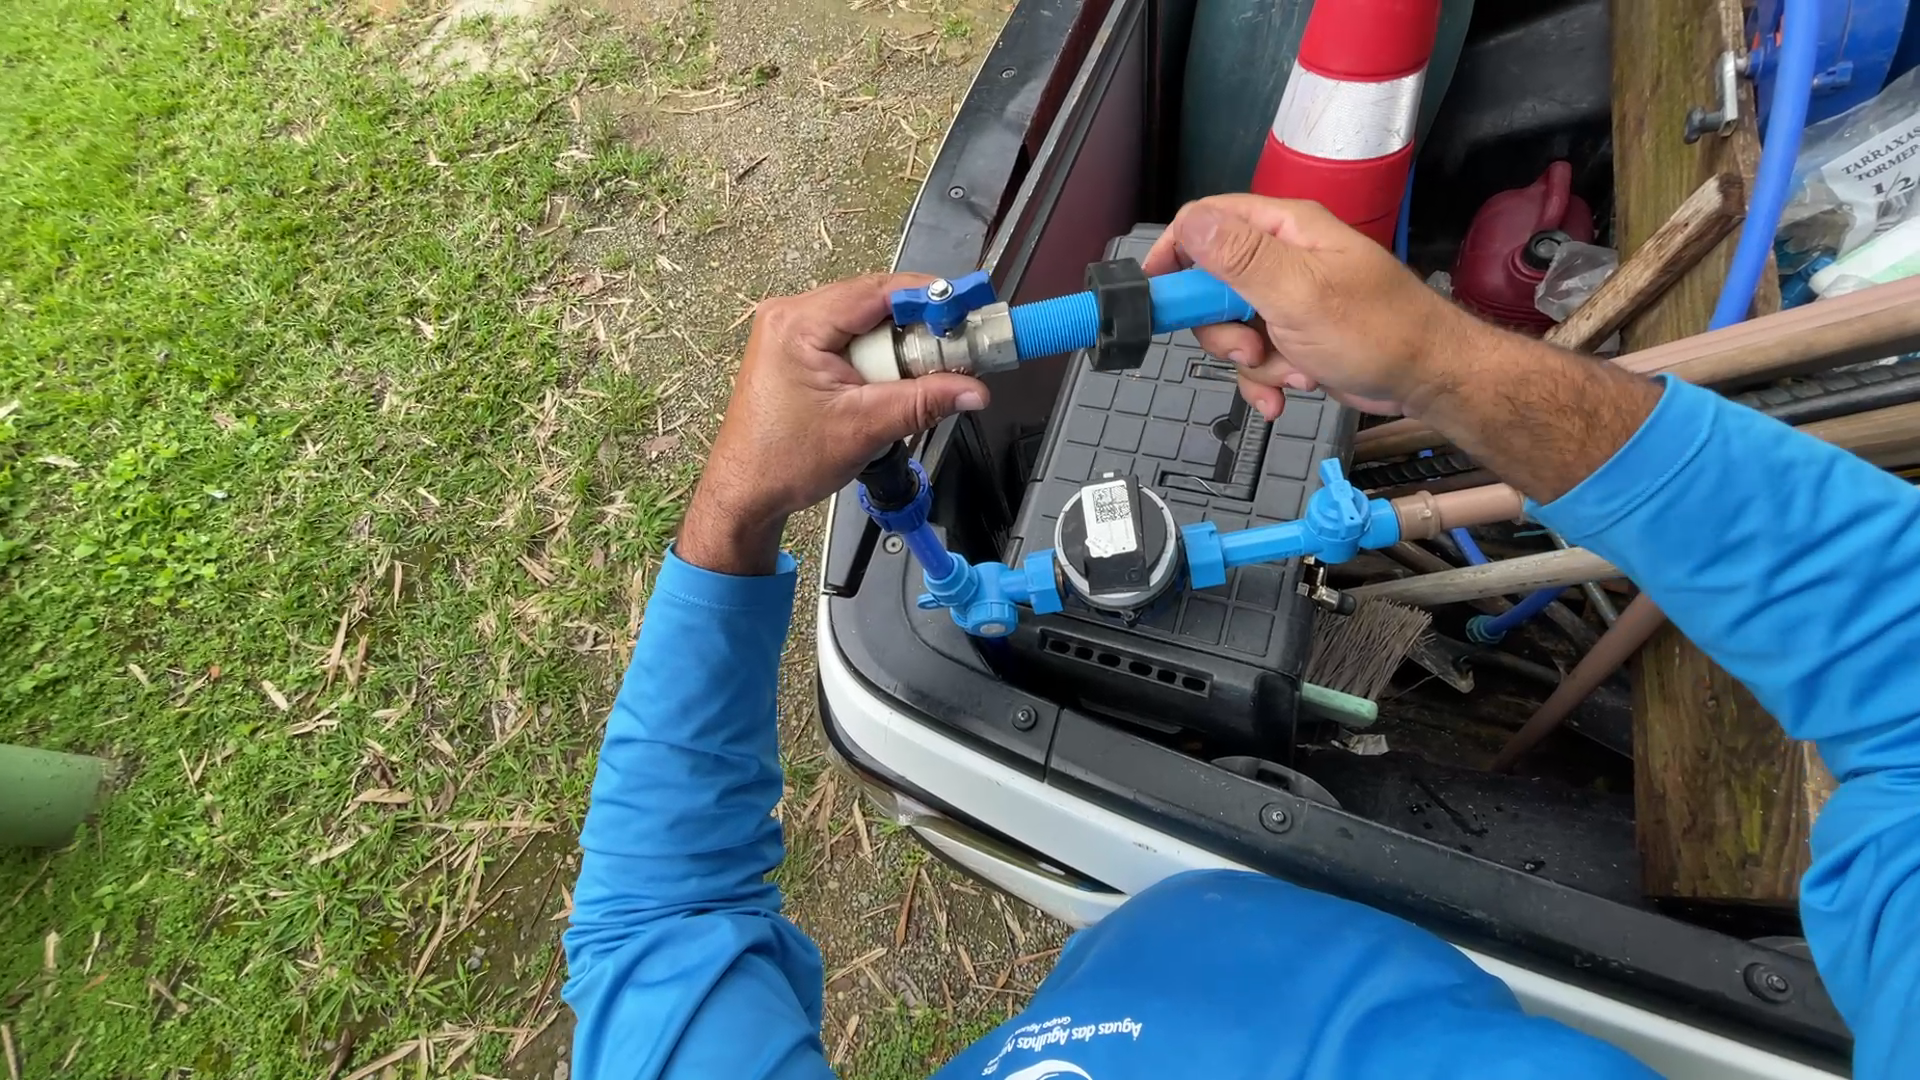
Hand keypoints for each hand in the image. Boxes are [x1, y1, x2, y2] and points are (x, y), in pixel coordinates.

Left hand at [677, 273, 989, 574]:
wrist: (746, 491)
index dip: (928, 299)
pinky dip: (876, 359)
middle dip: (915, 329)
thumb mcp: (865, 428)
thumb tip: (975, 390)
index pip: (877, 291)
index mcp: (798, 323)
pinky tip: (889, 385)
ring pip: (864, 323)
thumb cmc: (786, 461)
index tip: (965, 312)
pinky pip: (849, 340)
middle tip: (952, 357)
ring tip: (920, 379)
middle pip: (873, 303)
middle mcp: (790, 315)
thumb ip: (924, 403)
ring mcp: (790, 331)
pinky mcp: (796, 350)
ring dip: (896, 348)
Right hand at [1141, 195, 1477, 419]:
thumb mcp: (1298, 292)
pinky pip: (1252, 358)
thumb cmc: (1374, 330)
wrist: (1424, 379)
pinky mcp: (1289, 337)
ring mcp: (1284, 301)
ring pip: (1228, 329)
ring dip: (1249, 362)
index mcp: (1283, 231)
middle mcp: (1280, 260)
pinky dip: (1264, 380)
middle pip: (1208, 287)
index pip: (1206, 222)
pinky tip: (1287, 391)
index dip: (1175, 254)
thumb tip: (1188, 222)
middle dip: (1219, 327)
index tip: (1158, 296)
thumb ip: (1239, 258)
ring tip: (1286, 371)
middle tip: (1247, 347)